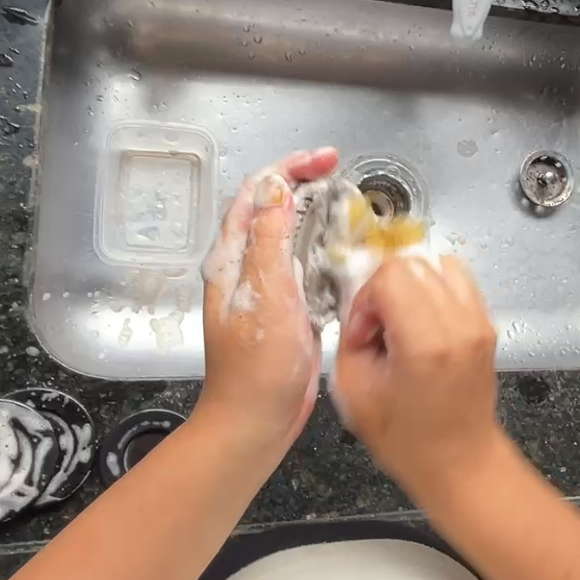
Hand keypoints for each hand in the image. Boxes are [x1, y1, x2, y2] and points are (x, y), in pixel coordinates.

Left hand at [195, 147, 339, 454]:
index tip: (325, 159)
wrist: (256, 420)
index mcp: (233, 259)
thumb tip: (276, 187)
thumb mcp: (267, 294)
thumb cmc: (257, 364)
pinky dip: (325, 249)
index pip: (256, 194)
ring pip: (290, 236)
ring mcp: (267, 288)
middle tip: (339, 171)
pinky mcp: (287, 308)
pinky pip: (305, 266)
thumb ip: (270, 239)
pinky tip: (346, 250)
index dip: (288, 168)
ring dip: (316, 213)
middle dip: (303, 183)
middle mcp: (246, 267)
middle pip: (272, 209)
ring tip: (346, 202)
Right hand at [331, 255, 506, 495]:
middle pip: (412, 264)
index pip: (391, 275)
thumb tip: (362, 309)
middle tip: (379, 330)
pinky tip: (422, 322)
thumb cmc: (406, 440)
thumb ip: (350, 339)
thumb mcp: (355, 393)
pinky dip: (433, 289)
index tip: (364, 333)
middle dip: (384, 290)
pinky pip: (456, 280)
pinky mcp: (487, 322)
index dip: (366, 299)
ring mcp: (480, 320)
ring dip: (410, 285)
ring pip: (437, 263)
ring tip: (401, 323)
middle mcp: (460, 323)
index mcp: (427, 343)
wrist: (461, 461)